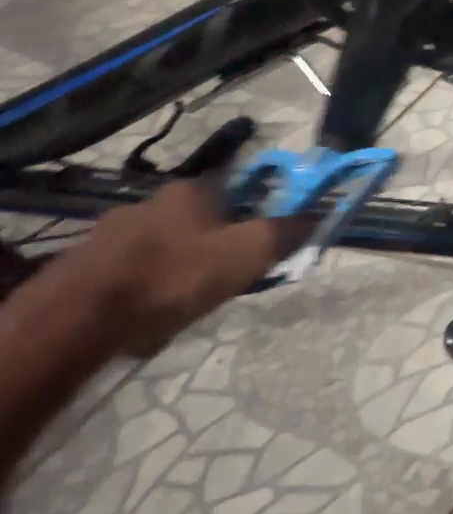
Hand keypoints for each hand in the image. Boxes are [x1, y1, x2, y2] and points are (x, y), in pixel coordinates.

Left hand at [51, 180, 306, 356]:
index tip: (263, 243)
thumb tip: (319, 214)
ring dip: (179, 267)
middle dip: (216, 244)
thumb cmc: (175, 277)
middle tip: (229, 276)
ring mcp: (106, 235)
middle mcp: (146, 202)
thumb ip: (290, 230)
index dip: (257, 214)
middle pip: (200, 220)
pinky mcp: (80, 267)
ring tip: (188, 301)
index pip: (238, 190)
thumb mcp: (252, 251)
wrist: (74, 323)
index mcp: (190, 191)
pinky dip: (146, 287)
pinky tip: (150, 312)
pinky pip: (130, 271)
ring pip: (164, 246)